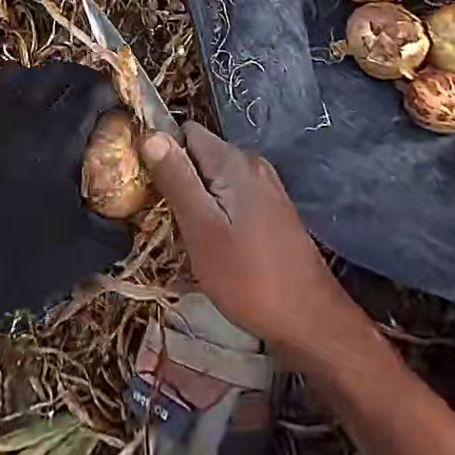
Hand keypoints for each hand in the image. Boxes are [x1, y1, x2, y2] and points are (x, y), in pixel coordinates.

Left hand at [0, 62, 131, 376]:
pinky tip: (28, 117)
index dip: (114, 95)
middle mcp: (24, 118)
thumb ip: (123, 227)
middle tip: (99, 101)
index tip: (122, 112)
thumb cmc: (25, 262)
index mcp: (57, 139)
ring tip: (64, 101)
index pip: (93, 91)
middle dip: (86, 80)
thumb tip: (141, 210)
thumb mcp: (90, 250)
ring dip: (51, 80)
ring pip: (26, 74)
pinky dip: (19, 91)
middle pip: (61, 73)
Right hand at [139, 121, 358, 353]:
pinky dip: (213, 214)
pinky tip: (208, 247)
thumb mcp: (202, 229)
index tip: (144, 185)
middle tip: (160, 219)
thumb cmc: (250, 278)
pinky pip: (229, 197)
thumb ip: (176, 179)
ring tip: (181, 238)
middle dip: (176, 180)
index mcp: (234, 161)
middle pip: (199, 155)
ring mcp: (264, 187)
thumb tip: (151, 134)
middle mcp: (252, 164)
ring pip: (213, 179)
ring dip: (193, 202)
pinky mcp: (270, 210)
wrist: (310, 321)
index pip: (186, 132)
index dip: (161, 151)